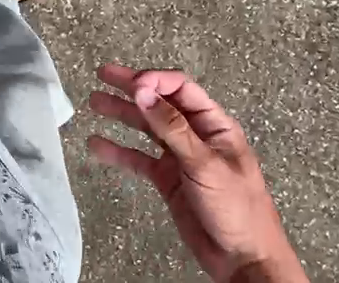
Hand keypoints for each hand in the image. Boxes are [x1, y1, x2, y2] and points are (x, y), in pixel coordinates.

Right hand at [87, 65, 307, 282]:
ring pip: (146, 127)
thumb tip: (141, 91)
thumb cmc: (237, 209)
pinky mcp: (167, 179)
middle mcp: (195, 136)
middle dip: (131, 87)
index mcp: (214, 126)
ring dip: (121, 113)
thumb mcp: (206, 165)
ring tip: (94, 102)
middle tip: (103, 74)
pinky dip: (118, 150)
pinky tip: (96, 145)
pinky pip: (138, 157)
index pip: (181, 89)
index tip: (130, 85)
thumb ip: (171, 128)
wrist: (245, 263)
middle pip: (159, 102)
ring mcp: (180, 157)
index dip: (154, 81)